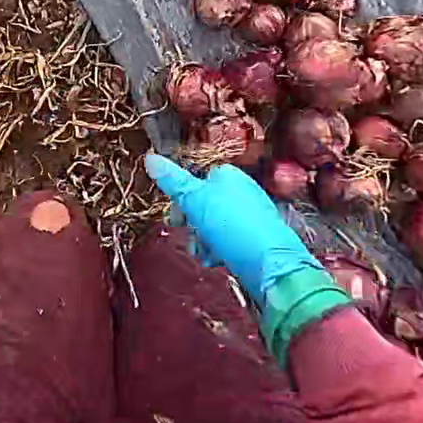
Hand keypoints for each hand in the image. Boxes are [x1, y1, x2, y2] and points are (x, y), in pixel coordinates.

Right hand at [144, 153, 318, 297]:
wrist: (272, 265)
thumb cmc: (233, 226)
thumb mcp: (196, 200)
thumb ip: (172, 180)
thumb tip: (149, 158)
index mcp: (228, 175)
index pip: (196, 179)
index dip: (182, 197)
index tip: (175, 213)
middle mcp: (240, 191)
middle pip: (203, 203)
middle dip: (191, 222)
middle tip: (186, 232)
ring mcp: (249, 216)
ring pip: (212, 225)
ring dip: (202, 240)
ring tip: (204, 252)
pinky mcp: (254, 239)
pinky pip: (227, 240)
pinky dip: (218, 250)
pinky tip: (216, 260)